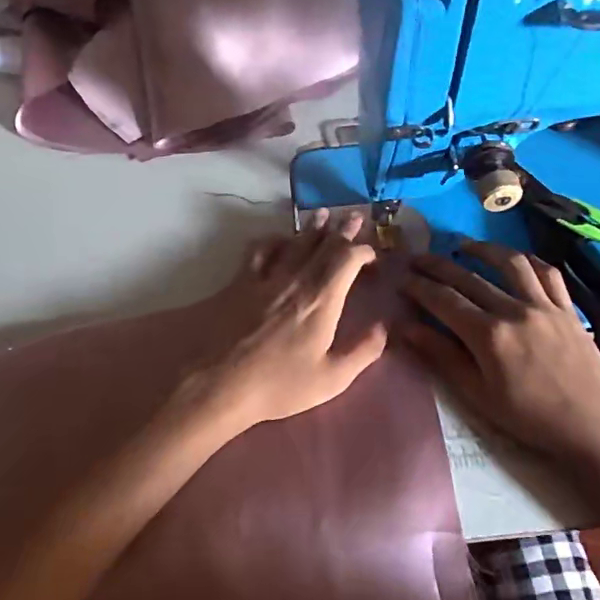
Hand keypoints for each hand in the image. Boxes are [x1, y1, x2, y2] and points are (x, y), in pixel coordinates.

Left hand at [178, 211, 387, 428]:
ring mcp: (265, 278)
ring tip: (322, 215)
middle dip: (342, 230)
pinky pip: (260, 250)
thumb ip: (362, 352)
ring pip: (293, 242)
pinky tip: (278, 239)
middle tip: (354, 217)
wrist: (216, 383)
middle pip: (323, 244)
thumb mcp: (331, 379)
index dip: (363, 251)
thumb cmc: (278, 384)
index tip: (372, 255)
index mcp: (322, 300)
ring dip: (311, 228)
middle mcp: (296, 279)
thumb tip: (383, 328)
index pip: (347, 259)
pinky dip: (273, 239)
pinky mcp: (239, 282)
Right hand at [399, 240, 599, 470]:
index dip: (419, 287)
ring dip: (483, 249)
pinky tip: (516, 258)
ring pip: (510, 263)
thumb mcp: (479, 395)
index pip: (444, 300)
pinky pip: (547, 272)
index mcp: (489, 335)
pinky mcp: (567, 307)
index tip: (402, 279)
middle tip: (418, 259)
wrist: (594, 424)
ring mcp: (544, 304)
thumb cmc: (531, 418)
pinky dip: (528, 259)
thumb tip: (405, 328)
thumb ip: (442, 357)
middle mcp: (515, 310)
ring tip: (463, 246)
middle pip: (469, 278)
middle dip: (438, 266)